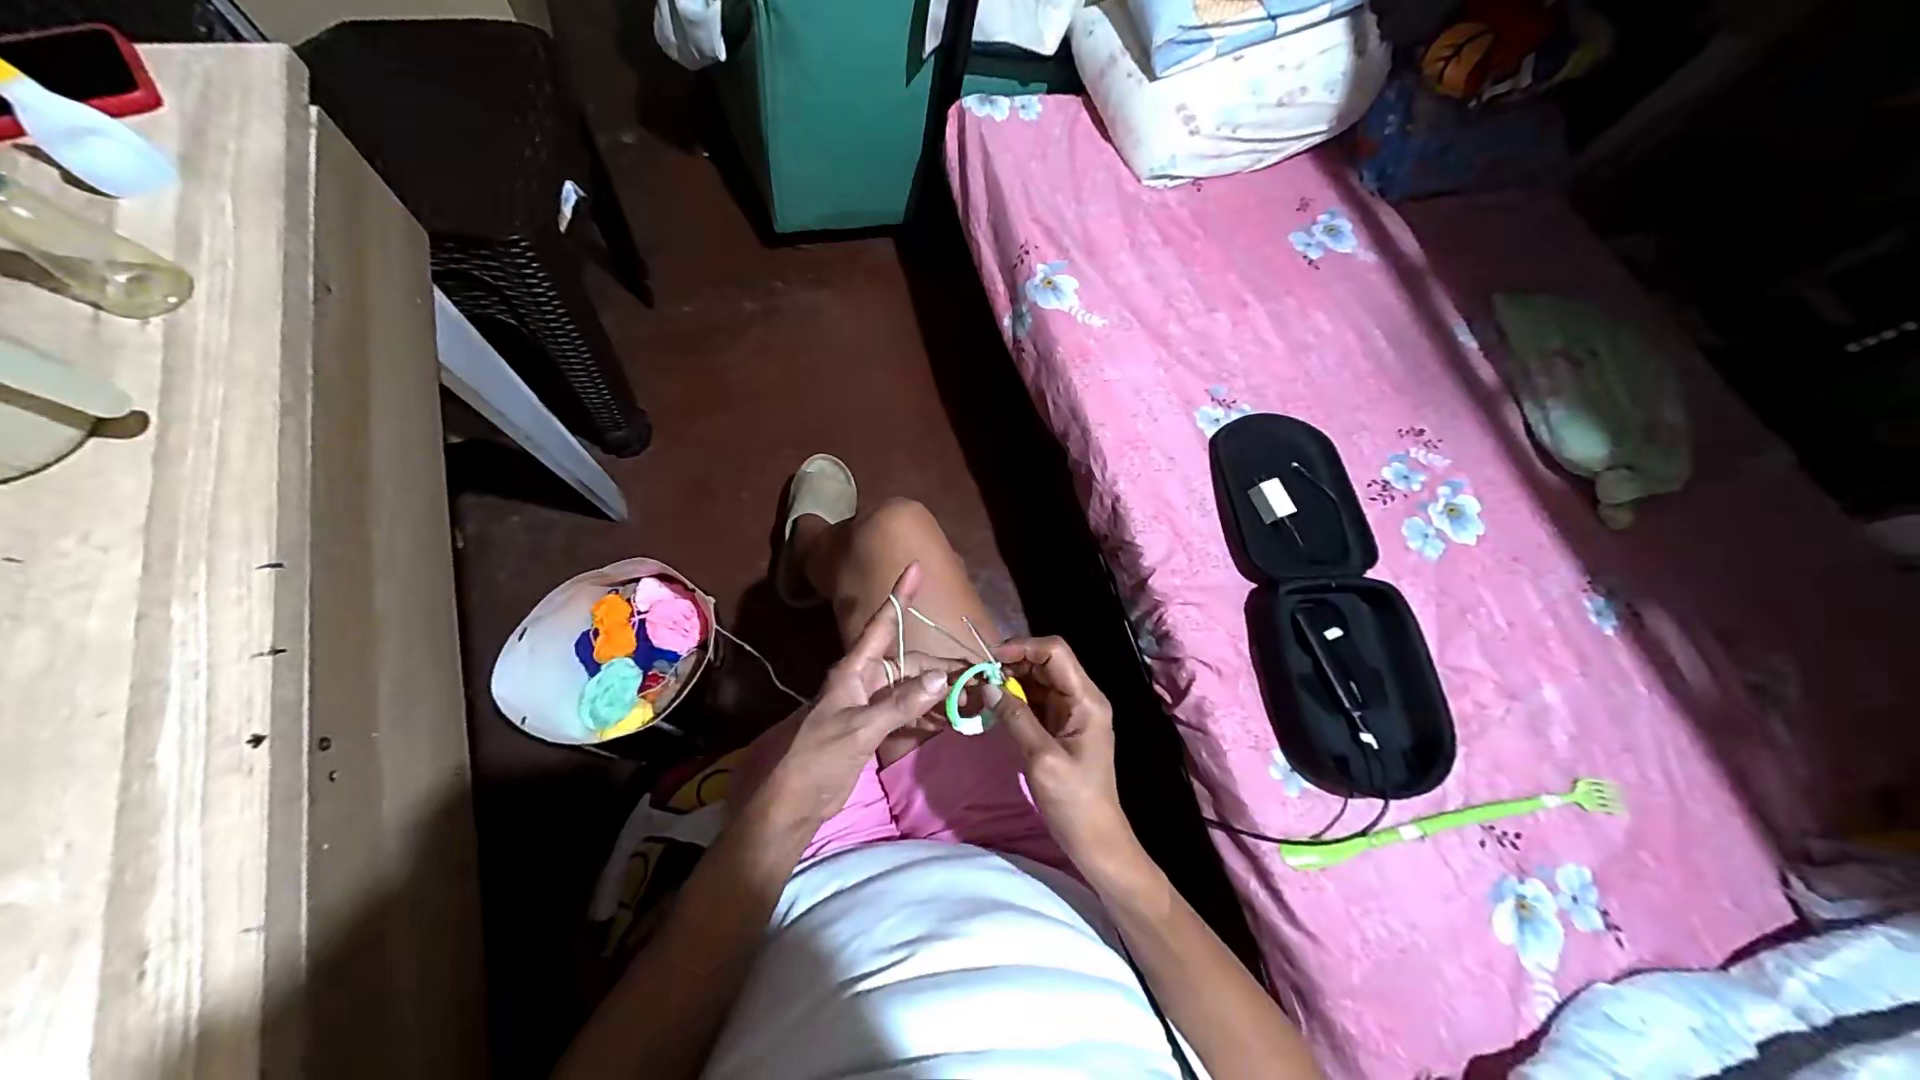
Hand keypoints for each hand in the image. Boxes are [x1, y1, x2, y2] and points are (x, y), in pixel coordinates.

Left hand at [768, 564, 955, 819]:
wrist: (797, 799)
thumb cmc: (819, 756)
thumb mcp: (860, 728)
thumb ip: (900, 704)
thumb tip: (940, 679)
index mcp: (853, 670)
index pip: (880, 624)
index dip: (899, 596)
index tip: (915, 567)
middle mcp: (864, 680)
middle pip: (909, 664)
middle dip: (940, 668)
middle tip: (976, 678)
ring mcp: (870, 703)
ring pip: (911, 688)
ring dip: (937, 693)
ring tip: (972, 698)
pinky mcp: (874, 726)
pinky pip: (907, 711)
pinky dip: (927, 713)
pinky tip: (950, 718)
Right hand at [991, 636, 1135, 868]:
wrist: (1094, 838)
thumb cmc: (1073, 799)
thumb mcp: (1041, 757)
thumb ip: (1015, 717)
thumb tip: (988, 684)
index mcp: (1086, 699)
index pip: (1055, 652)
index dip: (1023, 647)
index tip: (991, 659)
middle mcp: (1081, 698)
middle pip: (1046, 662)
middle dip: (1013, 662)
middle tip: (980, 676)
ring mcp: (1070, 712)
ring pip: (1038, 679)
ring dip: (1011, 680)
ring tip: (983, 688)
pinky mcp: (1059, 726)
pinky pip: (1035, 700)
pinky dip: (1014, 698)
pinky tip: (994, 705)